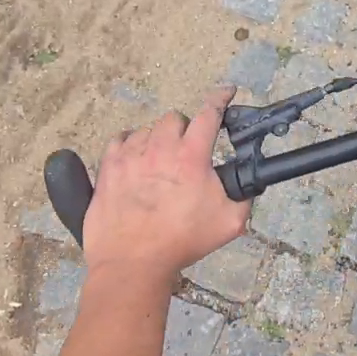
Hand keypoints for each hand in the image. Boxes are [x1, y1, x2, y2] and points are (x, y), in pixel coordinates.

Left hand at [82, 87, 249, 286]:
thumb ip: (245, 196)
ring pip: (146, 129)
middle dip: (184, 129)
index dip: (221, 97)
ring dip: (157, 139)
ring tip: (159, 160)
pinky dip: (129, 145)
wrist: (133, 263)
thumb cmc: (182, 241)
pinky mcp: (107, 170)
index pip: (209, 112)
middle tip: (186, 150)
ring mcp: (130, 157)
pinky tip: (135, 159)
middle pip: (175, 118)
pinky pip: (119, 141)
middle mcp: (161, 149)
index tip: (227, 91)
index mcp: (192, 156)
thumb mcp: (230, 221)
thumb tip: (249, 184)